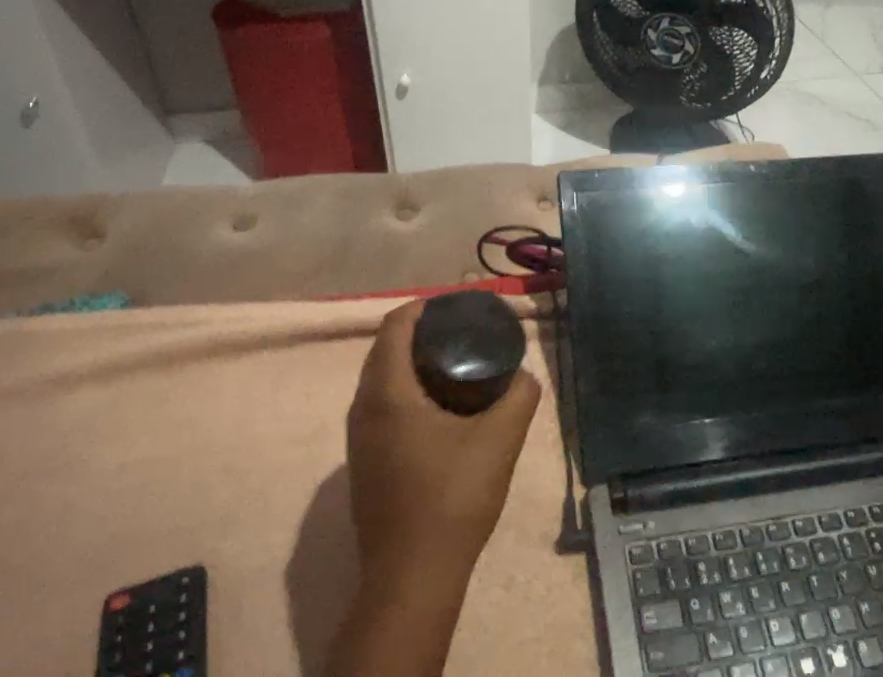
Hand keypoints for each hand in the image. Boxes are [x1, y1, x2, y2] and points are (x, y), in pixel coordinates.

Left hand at [346, 298, 541, 589]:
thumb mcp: (500, 440)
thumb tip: (524, 376)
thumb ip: (519, 396)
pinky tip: (442, 411)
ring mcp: (357, 440)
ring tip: (459, 366)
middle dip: (423, 334)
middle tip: (467, 333)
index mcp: (387, 393)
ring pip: (382, 381)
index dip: (426, 307)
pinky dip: (408, 393)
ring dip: (415, 365)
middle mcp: (362, 409)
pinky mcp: (363, 464)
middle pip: (386, 350)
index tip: (461, 306)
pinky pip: (382, 408)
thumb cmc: (453, 499)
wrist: (412, 575)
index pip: (395, 325)